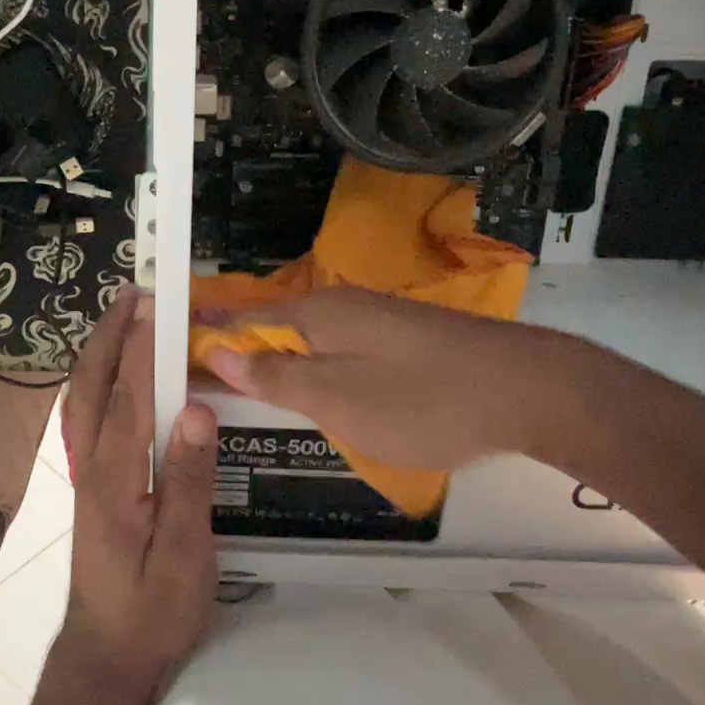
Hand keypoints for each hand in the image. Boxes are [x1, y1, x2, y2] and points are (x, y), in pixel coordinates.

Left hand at [24, 288, 219, 704]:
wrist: (107, 653)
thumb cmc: (152, 610)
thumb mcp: (183, 556)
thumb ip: (188, 481)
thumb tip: (196, 407)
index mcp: (115, 480)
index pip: (128, 399)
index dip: (141, 348)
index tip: (156, 304)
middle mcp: (90, 466)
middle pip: (91, 386)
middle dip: (110, 335)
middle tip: (135, 293)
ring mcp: (83, 473)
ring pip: (82, 398)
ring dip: (99, 351)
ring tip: (123, 317)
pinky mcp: (89, 483)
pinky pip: (86, 415)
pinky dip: (96, 379)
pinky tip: (112, 373)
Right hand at [199, 286, 585, 470]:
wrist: (527, 389)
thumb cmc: (420, 399)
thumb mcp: (337, 398)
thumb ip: (276, 377)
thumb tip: (218, 352)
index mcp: (317, 316)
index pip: (245, 317)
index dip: (211, 329)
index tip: (178, 338)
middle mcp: (344, 305)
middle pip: (278, 323)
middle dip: (244, 344)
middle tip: (211, 374)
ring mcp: (380, 318)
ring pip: (313, 335)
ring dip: (284, 355)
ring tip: (259, 384)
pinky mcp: (409, 336)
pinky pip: (345, 345)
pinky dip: (321, 363)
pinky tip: (329, 386)